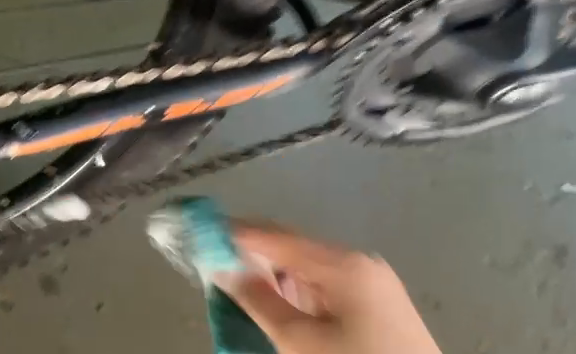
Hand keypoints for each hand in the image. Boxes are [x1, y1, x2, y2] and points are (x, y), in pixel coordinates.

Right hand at [213, 222, 442, 353]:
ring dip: (273, 278)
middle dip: (250, 256)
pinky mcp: (381, 311)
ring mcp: (374, 287)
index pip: (271, 235)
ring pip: (306, 269)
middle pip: (289, 248)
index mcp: (342, 263)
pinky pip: (325, 288)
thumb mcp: (300, 343)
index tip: (194, 234)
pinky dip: (297, 294)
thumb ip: (257, 299)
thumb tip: (221, 265)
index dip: (229, 233)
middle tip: (212, 267)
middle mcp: (359, 263)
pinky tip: (278, 309)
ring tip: (240, 291)